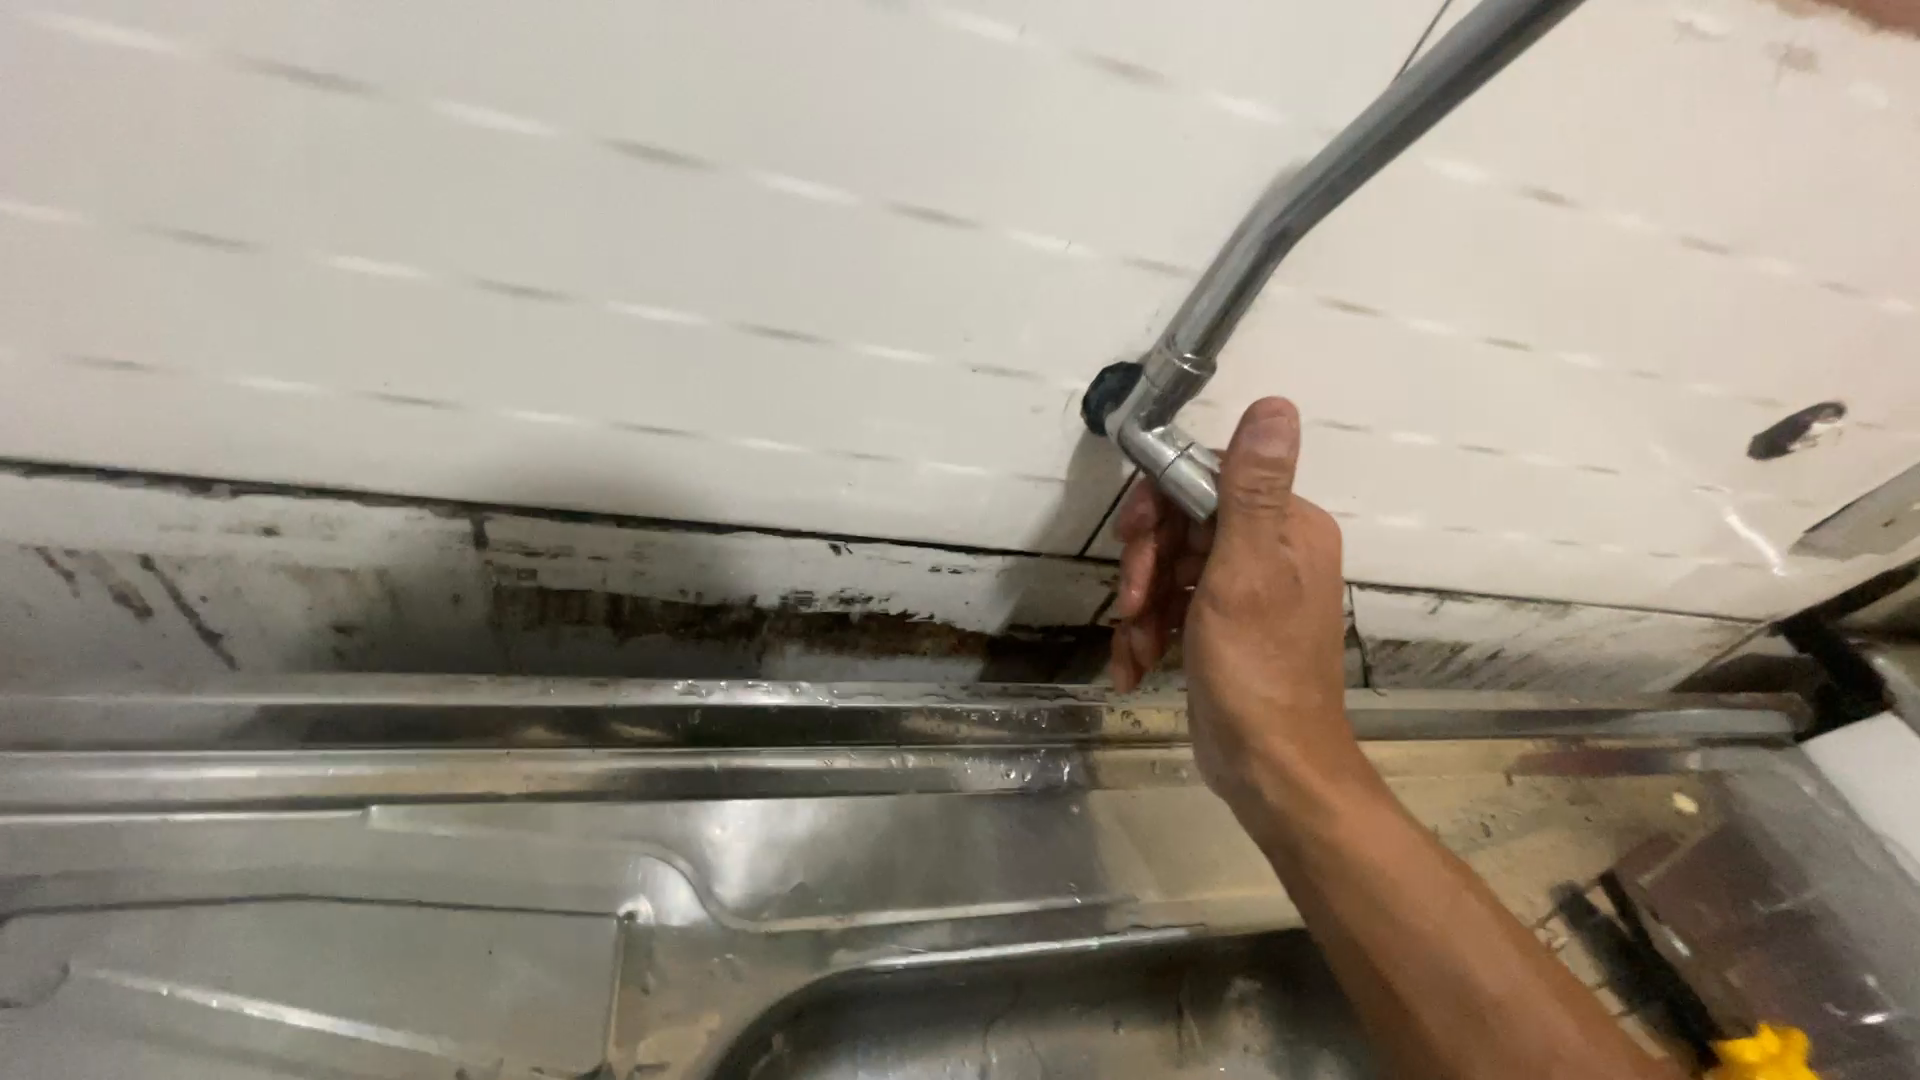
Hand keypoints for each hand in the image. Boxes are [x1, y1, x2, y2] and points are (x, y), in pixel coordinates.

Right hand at [1108, 398, 1370, 817]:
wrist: (1270, 769)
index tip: (1131, 539)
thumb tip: (1276, 405)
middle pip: (1182, 526)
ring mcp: (1243, 591)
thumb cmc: (1257, 670)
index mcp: (1287, 528)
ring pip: (1168, 570)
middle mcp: (1270, 551)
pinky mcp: (1219, 627)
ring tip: (1133, 646)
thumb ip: (1251, 490)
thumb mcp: (1245, 573)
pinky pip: (1171, 609)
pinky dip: (1147, 635)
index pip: (1207, 480)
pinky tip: (1133, 667)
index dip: (1159, 506)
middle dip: (1146, 566)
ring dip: (1140, 608)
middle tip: (1130, 604)